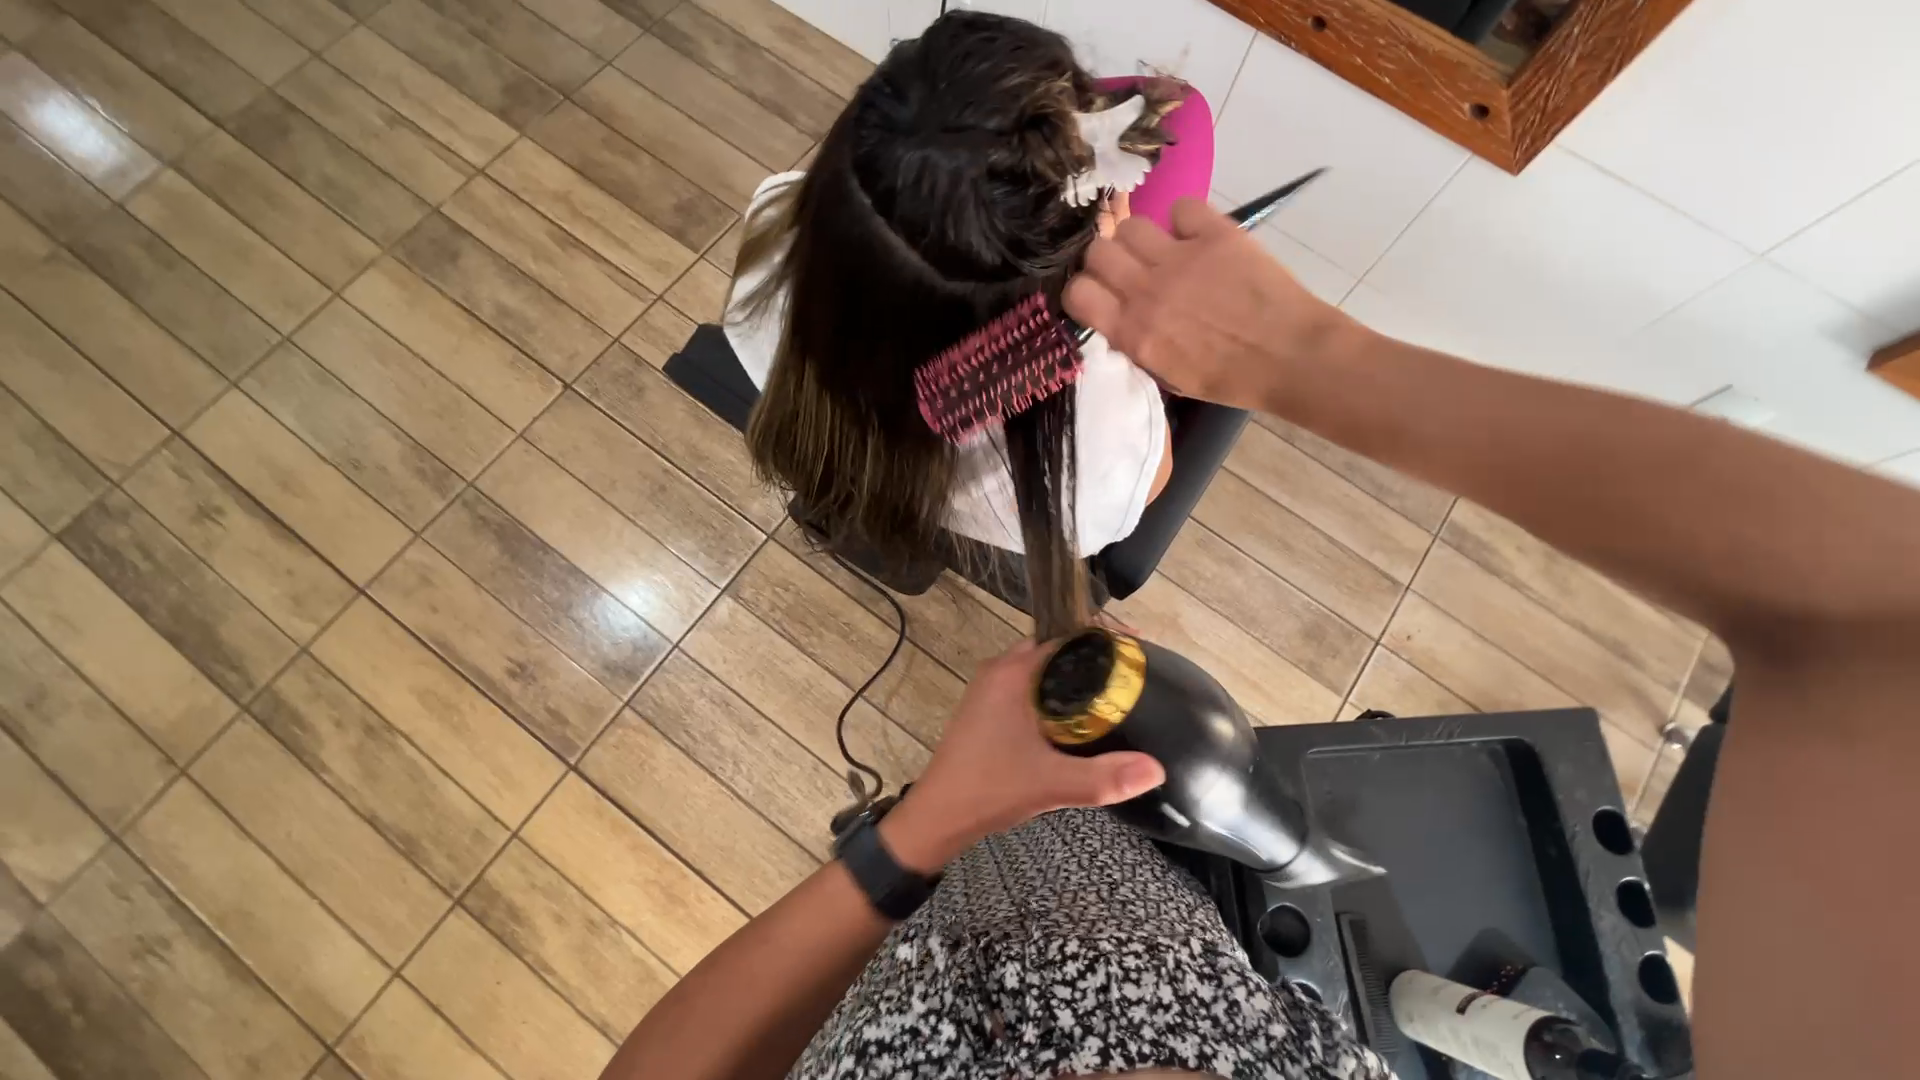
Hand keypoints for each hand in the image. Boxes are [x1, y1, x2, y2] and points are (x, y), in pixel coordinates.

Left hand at [880, 640, 1164, 872]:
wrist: (938, 816)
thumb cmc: (990, 790)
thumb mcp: (1052, 784)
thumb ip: (1105, 777)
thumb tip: (1157, 769)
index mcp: (1012, 673)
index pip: (1066, 635)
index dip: (1104, 638)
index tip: (1138, 649)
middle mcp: (1000, 671)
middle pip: (1056, 648)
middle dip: (1094, 656)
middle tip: (1133, 673)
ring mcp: (990, 689)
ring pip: (1042, 668)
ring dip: (1074, 675)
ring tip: (1116, 691)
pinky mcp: (988, 708)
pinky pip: (1031, 685)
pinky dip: (1057, 692)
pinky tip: (1080, 717)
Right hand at [1064, 198, 1363, 410]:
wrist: (1290, 358)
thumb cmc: (1229, 379)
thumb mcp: (1167, 377)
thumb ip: (1135, 345)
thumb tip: (1117, 319)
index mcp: (1133, 333)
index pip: (1077, 292)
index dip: (1083, 290)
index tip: (1100, 294)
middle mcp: (1147, 292)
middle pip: (1097, 251)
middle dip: (1107, 260)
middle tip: (1129, 270)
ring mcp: (1180, 259)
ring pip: (1130, 224)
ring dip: (1140, 238)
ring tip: (1161, 252)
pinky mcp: (1215, 235)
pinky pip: (1180, 208)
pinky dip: (1183, 220)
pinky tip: (1195, 238)